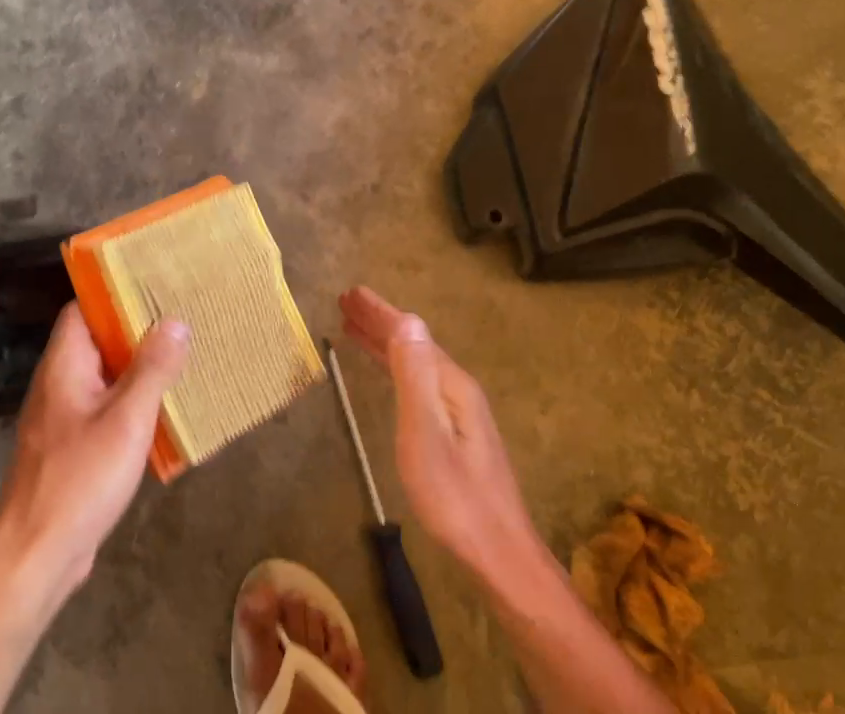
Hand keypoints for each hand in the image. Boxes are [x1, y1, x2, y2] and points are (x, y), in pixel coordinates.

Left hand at [0, 303, 188, 597]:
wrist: (37, 553)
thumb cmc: (80, 480)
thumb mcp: (127, 421)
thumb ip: (152, 370)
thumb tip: (175, 322)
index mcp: (63, 366)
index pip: (83, 310)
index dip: (117, 295)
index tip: (158, 287)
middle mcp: (58, 384)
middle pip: (96, 342)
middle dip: (137, 332)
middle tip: (183, 322)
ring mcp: (62, 418)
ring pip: (103, 378)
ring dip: (137, 370)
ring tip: (183, 360)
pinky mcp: (70, 447)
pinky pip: (103, 409)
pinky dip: (130, 403)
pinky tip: (163, 412)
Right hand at [339, 286, 547, 582]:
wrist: (497, 551)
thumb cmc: (455, 497)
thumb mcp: (426, 434)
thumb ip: (415, 377)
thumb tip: (408, 320)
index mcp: (451, 386)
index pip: (412, 336)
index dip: (381, 314)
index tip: (351, 293)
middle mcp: (458, 391)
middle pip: (415, 346)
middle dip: (381, 323)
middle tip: (347, 302)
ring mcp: (459, 413)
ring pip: (416, 365)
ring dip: (386, 344)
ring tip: (356, 330)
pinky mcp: (456, 434)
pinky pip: (418, 383)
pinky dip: (396, 369)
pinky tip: (389, 376)